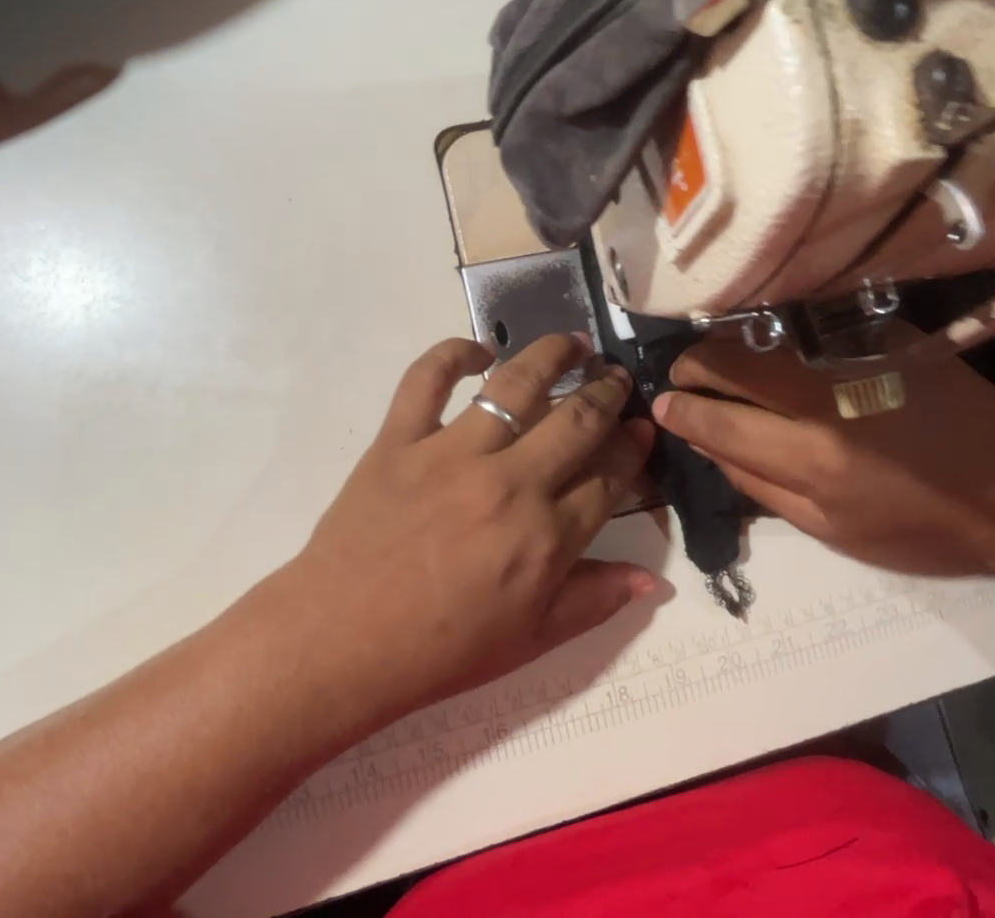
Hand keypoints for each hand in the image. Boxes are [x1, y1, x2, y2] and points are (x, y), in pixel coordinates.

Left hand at [262, 334, 657, 727]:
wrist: (339, 644)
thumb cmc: (442, 650)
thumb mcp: (531, 640)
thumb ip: (594, 602)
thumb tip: (654, 582)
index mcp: (547, 536)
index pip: (610, 476)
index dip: (634, 448)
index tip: (643, 428)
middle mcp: (510, 483)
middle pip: (578, 420)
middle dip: (609, 392)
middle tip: (618, 379)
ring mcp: (452, 454)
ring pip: (516, 385)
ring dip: (554, 354)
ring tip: (574, 343)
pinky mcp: (399, 440)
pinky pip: (426, 380)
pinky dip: (452, 354)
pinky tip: (477, 351)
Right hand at [650, 333, 994, 576]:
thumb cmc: (923, 527)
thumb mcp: (832, 530)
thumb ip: (762, 488)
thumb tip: (710, 448)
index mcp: (809, 457)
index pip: (719, 422)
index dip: (682, 412)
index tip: (663, 405)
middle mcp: (824, 397)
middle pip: (732, 363)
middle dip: (694, 366)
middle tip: (684, 375)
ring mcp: (856, 356)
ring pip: (765, 336)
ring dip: (730, 345)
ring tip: (719, 360)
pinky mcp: (885, 331)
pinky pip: (810, 325)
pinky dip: (780, 335)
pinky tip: (775, 345)